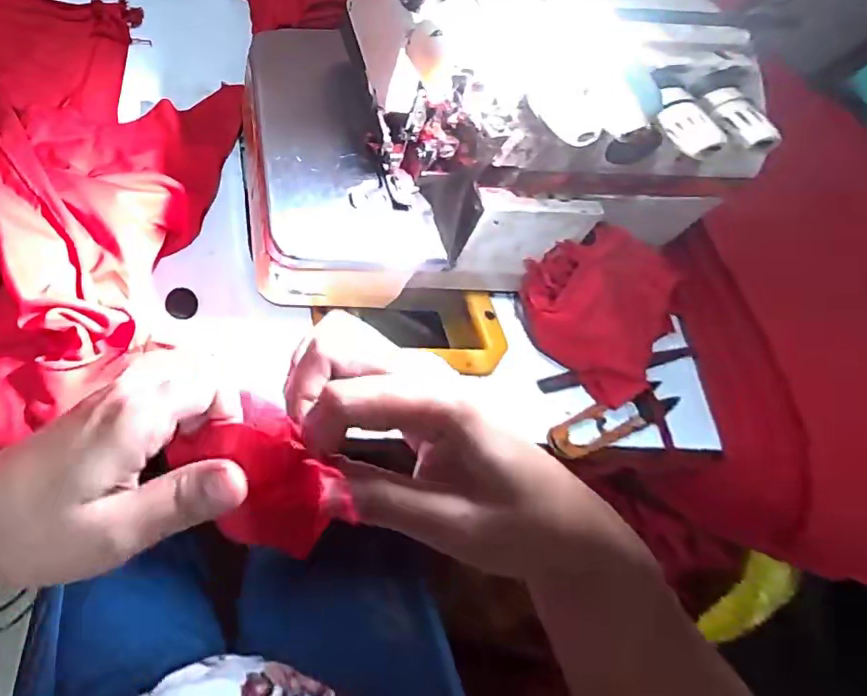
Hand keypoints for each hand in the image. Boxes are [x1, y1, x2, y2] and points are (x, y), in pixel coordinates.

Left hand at [0, 350, 249, 588]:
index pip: (211, 380)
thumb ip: (182, 500)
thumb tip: (243, 476)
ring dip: (195, 406)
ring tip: (185, 460)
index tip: (220, 466)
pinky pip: (153, 384)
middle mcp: (125, 387)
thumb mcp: (117, 533)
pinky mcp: (98, 403)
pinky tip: (159, 452)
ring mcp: (109, 390)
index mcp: (134, 411)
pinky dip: (173, 407)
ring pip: (175, 371)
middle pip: (197, 368)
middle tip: (205, 466)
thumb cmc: (43, 532)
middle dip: (217, 410)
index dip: (230, 418)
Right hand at [286, 312, 649, 581]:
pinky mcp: (405, 379)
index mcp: (440, 401)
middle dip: (301, 386)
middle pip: (334, 340)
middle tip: (302, 439)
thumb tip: (311, 488)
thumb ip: (379, 502)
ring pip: (336, 338)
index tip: (310, 466)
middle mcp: (422, 369)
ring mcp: (413, 367)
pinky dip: (320, 379)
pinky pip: (347, 357)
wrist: (564, 520)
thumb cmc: (520, 525)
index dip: (315, 426)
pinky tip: (323, 421)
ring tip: (309, 428)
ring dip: (306, 376)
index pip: (349, 392)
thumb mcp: (452, 528)